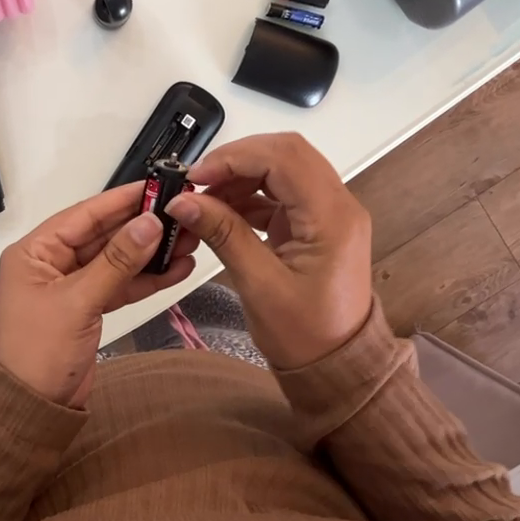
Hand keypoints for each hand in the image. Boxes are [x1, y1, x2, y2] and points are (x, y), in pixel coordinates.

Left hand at [0, 182, 197, 405]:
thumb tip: (149, 223)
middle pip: (102, 235)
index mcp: (34, 252)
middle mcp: (49, 264)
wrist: (33, 408)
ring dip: (149, 253)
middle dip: (141, 227)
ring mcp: (69, 287)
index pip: (83, 215)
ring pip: (114, 261)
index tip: (159, 187)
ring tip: (189, 240)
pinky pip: (118, 285)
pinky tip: (176, 270)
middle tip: (183, 213)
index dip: (122, 201)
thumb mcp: (78, 302)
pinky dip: (144, 280)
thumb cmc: (40, 352)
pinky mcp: (86, 309)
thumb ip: (116, 262)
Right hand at [164, 133, 372, 369]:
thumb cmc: (302, 333)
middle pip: (285, 154)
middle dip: (236, 161)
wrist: (335, 366)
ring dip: (239, 178)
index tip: (195, 178)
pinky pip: (280, 195)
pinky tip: (220, 215)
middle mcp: (337, 205)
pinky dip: (247, 198)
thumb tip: (182, 201)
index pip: (284, 157)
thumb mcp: (258, 284)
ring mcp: (327, 214)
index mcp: (332, 217)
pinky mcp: (314, 226)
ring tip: (203, 202)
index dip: (235, 157)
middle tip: (196, 185)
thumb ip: (223, 234)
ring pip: (281, 171)